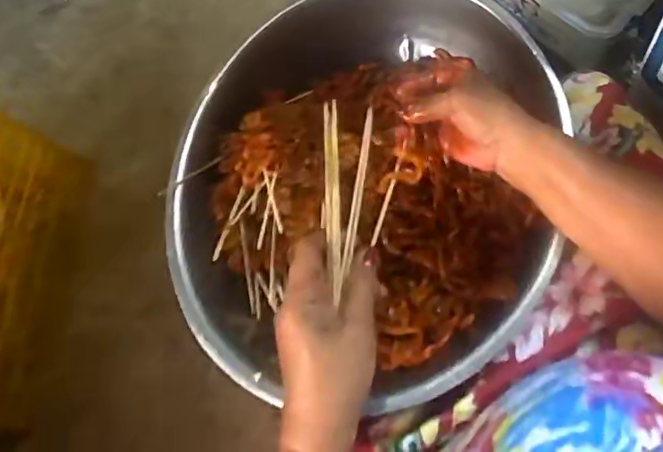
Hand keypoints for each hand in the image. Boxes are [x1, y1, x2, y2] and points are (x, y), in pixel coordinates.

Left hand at [275, 234, 376, 451]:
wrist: (318, 429)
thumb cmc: (339, 375)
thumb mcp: (358, 328)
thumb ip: (361, 286)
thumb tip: (367, 251)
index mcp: (299, 296)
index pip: (306, 248)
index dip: (329, 235)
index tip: (354, 233)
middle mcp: (289, 303)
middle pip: (311, 266)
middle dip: (342, 261)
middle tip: (372, 267)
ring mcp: (291, 322)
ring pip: (317, 287)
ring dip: (343, 283)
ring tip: (373, 292)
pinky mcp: (298, 338)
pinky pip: (316, 306)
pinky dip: (336, 301)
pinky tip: (359, 314)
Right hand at [401, 72, 536, 174]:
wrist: (507, 145)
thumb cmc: (485, 112)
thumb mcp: (455, 99)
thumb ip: (426, 102)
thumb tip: (403, 111)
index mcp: (456, 74)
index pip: (428, 70)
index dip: (411, 76)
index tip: (392, 84)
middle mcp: (450, 92)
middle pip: (422, 90)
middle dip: (406, 96)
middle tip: (387, 101)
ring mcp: (447, 115)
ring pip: (421, 112)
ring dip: (407, 116)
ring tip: (389, 119)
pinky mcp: (445, 137)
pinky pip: (424, 135)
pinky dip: (412, 136)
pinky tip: (399, 136)